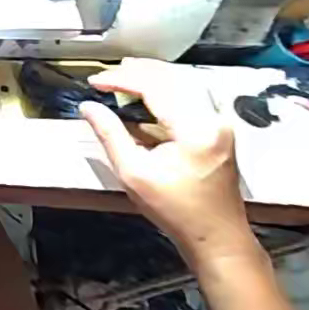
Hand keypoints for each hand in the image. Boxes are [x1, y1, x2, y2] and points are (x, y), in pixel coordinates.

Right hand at [78, 58, 255, 268]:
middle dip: (136, 71)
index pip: (154, 87)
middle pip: (171, 77)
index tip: (95, 82)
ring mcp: (220, 123)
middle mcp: (213, 120)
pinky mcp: (218, 129)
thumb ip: (110, 134)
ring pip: (183, 82)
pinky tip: (146, 92)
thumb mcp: (133, 173)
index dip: (121, 79)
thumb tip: (88, 107)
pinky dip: (165, 88)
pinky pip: (190, 96)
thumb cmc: (175, 210)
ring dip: (151, 76)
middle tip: (107, 75)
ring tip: (123, 73)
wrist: (217, 237)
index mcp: (195, 129)